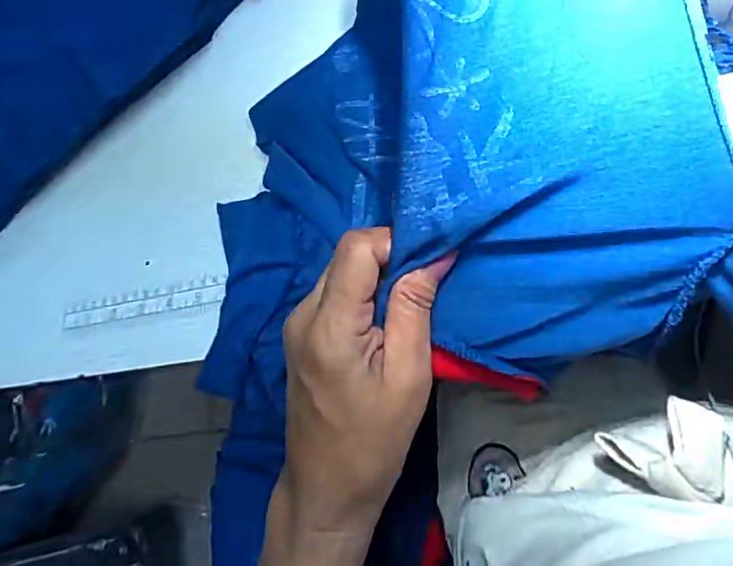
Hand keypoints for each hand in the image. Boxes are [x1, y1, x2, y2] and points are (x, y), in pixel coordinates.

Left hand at [261, 228, 452, 565]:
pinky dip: (363, 289)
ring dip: (378, 273)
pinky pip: (334, 288)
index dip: (395, 242)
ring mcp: (297, 320)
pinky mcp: (300, 330)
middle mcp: (304, 312)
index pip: (357, 247)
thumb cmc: (374, 442)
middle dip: (390, 255)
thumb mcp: (409, 377)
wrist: (325, 491)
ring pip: (341, 267)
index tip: (429, 262)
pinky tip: (384, 316)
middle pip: (347, 253)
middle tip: (425, 280)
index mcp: (329, 324)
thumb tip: (435, 254)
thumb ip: (415, 307)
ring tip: (408, 300)